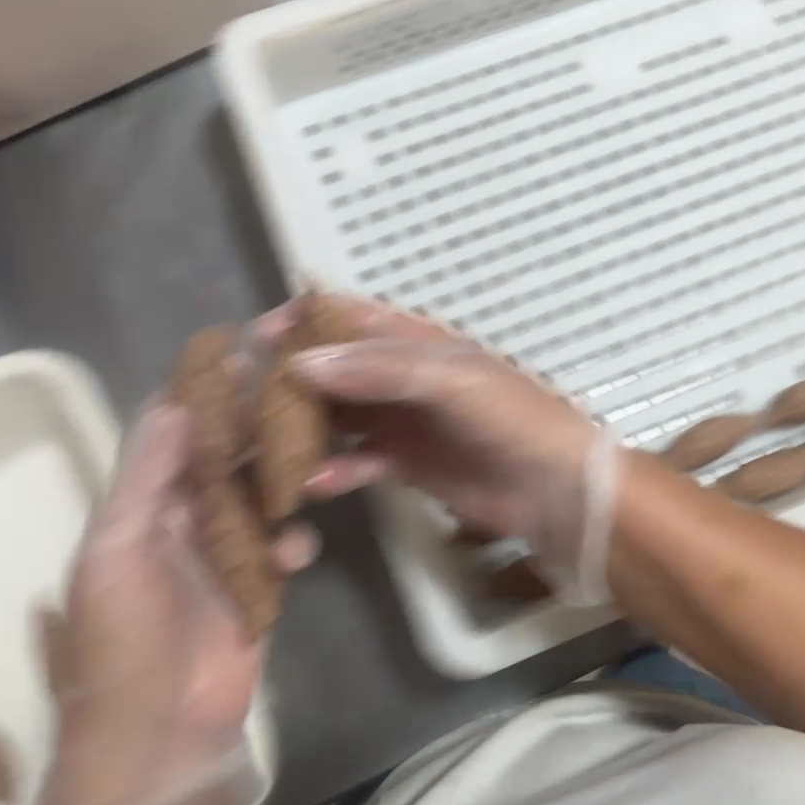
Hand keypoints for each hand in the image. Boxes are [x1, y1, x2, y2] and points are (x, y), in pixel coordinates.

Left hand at [27, 404, 314, 804]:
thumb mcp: (118, 550)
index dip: (206, 387)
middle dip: (258, 423)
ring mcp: (223, 550)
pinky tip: (295, 551)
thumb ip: (147, 476)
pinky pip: (282, 546)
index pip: (177, 428)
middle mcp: (184, 515)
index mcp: (143, 502)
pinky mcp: (256, 585)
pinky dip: (291, 542)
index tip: (248, 346)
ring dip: (283, 476)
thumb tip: (179, 400)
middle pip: (227, 453)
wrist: (156, 735)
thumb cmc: (123, 641)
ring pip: (260, 493)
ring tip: (315, 455)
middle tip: (303, 387)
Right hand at [274, 297, 619, 604]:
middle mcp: (401, 376)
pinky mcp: (406, 463)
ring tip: (265, 447)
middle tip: (245, 404)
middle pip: (333, 368)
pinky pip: (358, 461)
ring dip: (304, 428)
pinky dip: (336, 471)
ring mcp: (402, 421)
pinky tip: (314, 486)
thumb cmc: (513, 419)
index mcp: (415, 340)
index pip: (347, 317)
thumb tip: (302, 363)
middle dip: (290, 381)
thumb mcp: (451, 381)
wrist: (558, 488)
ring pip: (338, 416)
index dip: (301, 320)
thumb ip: (379, 369)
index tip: (253, 340)